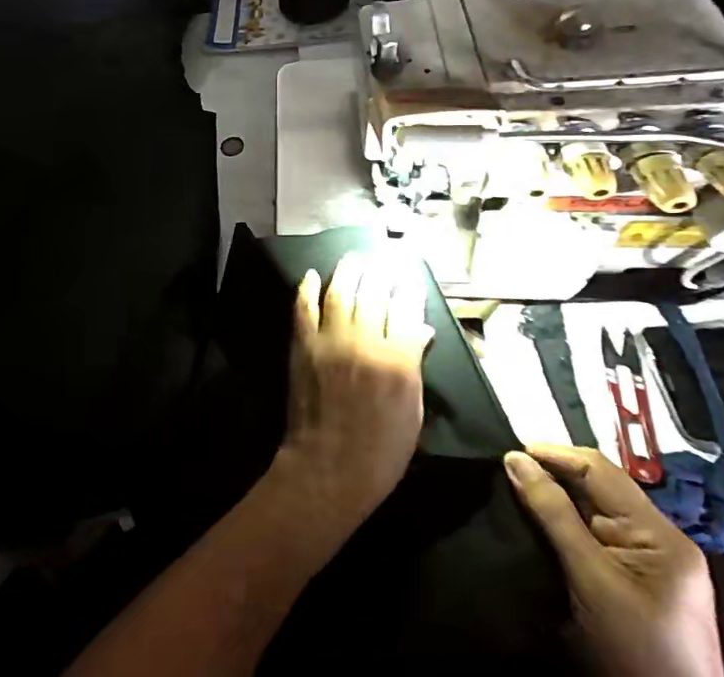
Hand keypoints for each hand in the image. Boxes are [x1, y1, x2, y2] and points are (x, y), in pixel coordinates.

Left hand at [270, 252, 434, 531]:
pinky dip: (307, 289)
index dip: (409, 291)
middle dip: (380, 272)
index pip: (407, 311)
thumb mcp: (412, 411)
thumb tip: (420, 333)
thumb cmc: (382, 450)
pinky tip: (312, 276)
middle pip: (373, 294)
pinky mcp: (303, 346)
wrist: (329, 466)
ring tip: (354, 258)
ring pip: (340, 293)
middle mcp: (365, 341)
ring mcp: (330, 340)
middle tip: (383, 259)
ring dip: (347, 272)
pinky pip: (304, 308)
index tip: (410, 278)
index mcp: (398, 360)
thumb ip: (413, 365)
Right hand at [505, 444, 722, 676]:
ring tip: (514, 489)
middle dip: (553, 474)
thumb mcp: (590, 577)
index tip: (508, 453)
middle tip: (506, 472)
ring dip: (556, 497)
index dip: (554, 455)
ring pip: (595, 509)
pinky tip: (539, 521)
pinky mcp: (638, 578)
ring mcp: (652, 560)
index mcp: (661, 533)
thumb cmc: (635, 647)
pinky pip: (596, 532)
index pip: (601, 471)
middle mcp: (660, 538)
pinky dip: (566, 521)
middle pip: (599, 487)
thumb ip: (553, 514)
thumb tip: (514, 459)